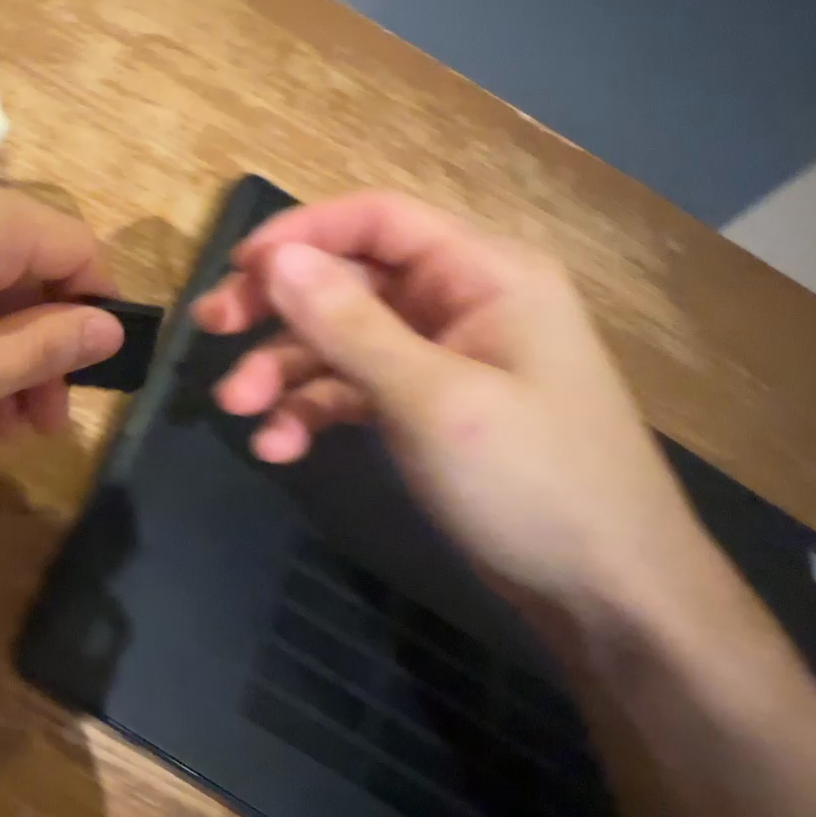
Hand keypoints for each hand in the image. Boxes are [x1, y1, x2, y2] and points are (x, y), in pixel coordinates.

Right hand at [191, 192, 709, 610]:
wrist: (606, 596)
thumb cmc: (534, 483)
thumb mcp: (432, 399)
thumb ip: (349, 325)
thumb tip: (276, 259)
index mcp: (482, 274)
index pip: (376, 220)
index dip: (301, 233)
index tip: (237, 269)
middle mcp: (458, 302)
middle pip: (345, 278)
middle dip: (275, 306)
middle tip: (209, 327)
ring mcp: (438, 356)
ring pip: (337, 338)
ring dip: (282, 370)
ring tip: (237, 409)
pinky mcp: (421, 405)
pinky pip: (349, 388)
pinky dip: (310, 411)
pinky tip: (278, 446)